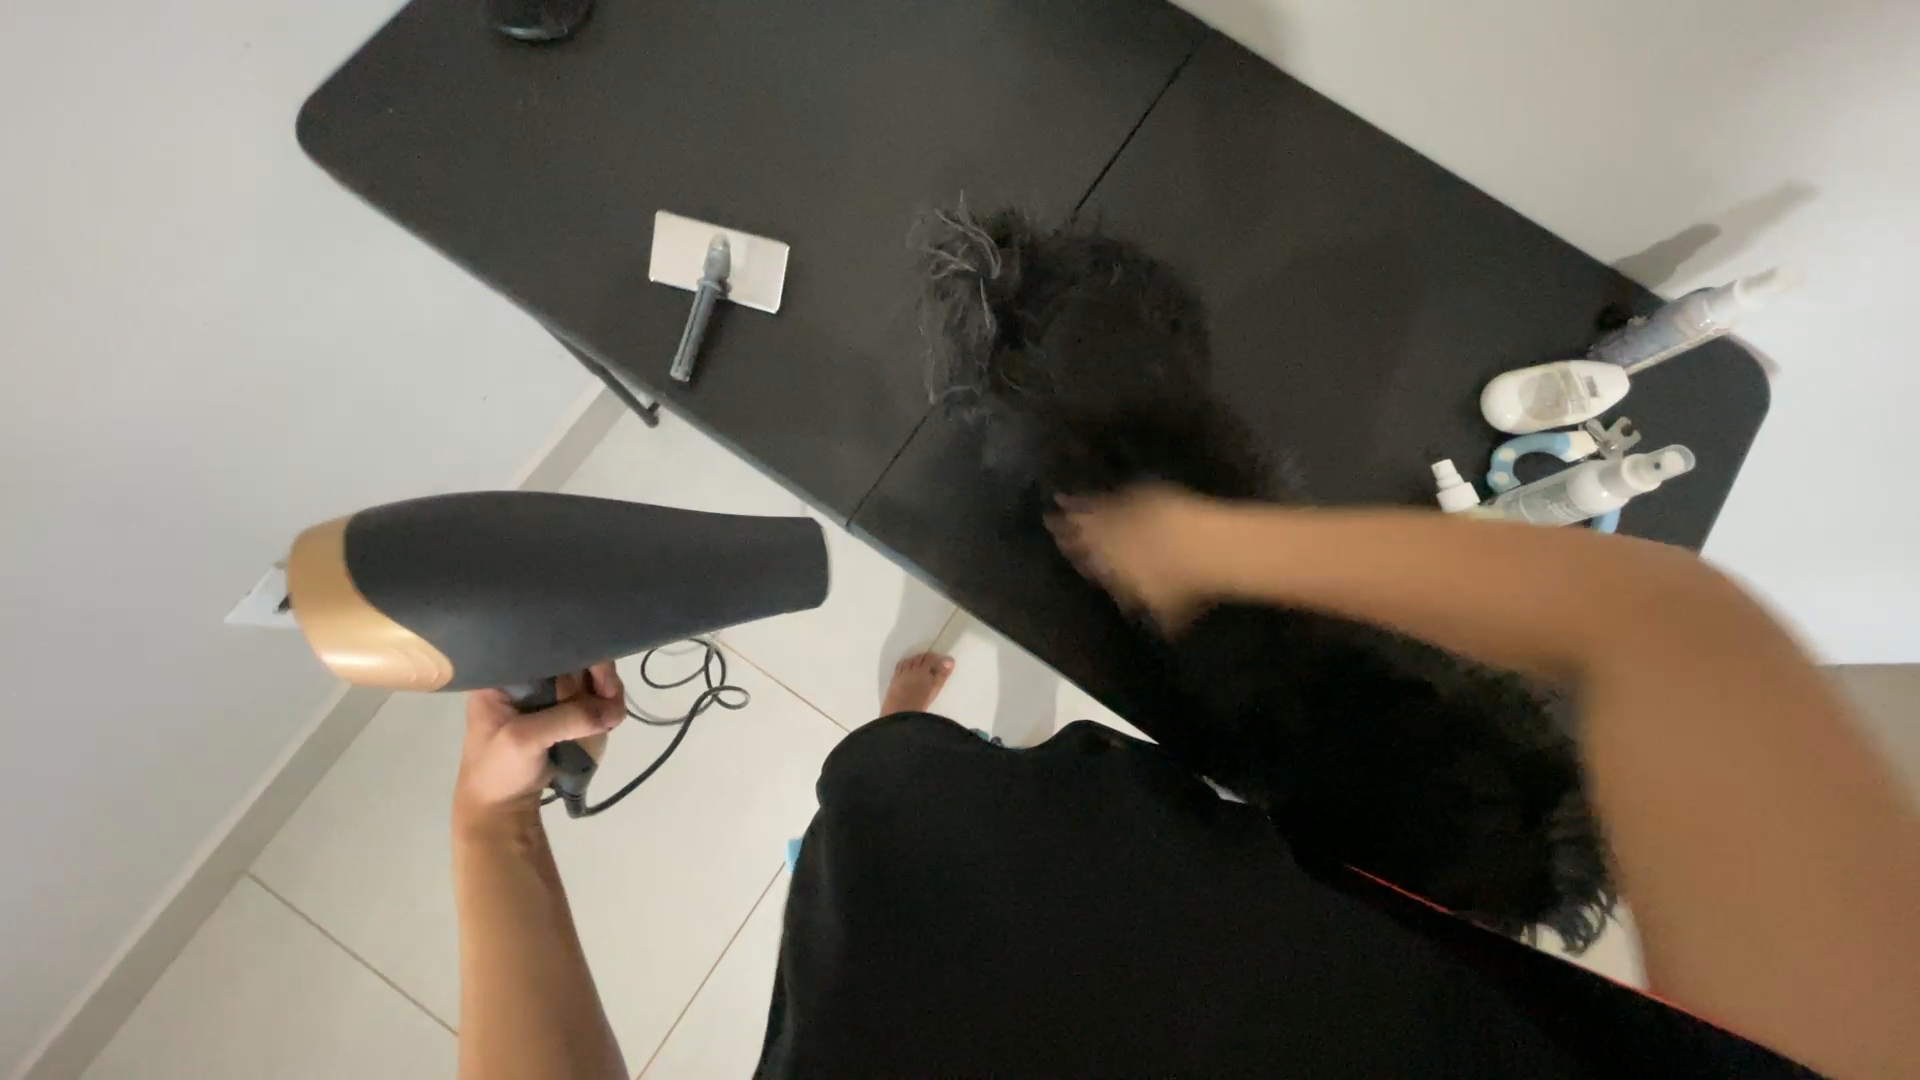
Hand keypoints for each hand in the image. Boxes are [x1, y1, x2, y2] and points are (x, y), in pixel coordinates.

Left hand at [454, 663, 625, 824]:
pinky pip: (594, 695)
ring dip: (607, 690)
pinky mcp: (564, 710)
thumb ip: (567, 719)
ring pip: (589, 675)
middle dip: (598, 671)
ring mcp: (548, 694)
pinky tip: (609, 718)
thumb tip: (614, 710)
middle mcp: (527, 677)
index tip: (596, 671)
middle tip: (610, 694)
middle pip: (574, 656)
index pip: (544, 645)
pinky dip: (607, 704)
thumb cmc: (497, 770)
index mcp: (502, 675)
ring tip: (611, 714)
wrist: (500, 810)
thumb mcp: (523, 740)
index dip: (575, 650)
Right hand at [1045, 484, 1227, 632]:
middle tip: (1048, 521)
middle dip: (1064, 529)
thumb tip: (1152, 622)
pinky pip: (1109, 494)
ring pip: (1088, 511)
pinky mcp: (1137, 494)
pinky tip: (1094, 489)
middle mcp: (1108, 543)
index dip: (1075, 557)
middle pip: (1080, 534)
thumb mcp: (1168, 610)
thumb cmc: (1186, 587)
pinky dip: (1098, 493)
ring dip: (1073, 507)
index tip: (1063, 549)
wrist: (1205, 547)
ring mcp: (1121, 516)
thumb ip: (1153, 614)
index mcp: (1111, 572)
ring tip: (1059, 499)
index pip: (1085, 564)